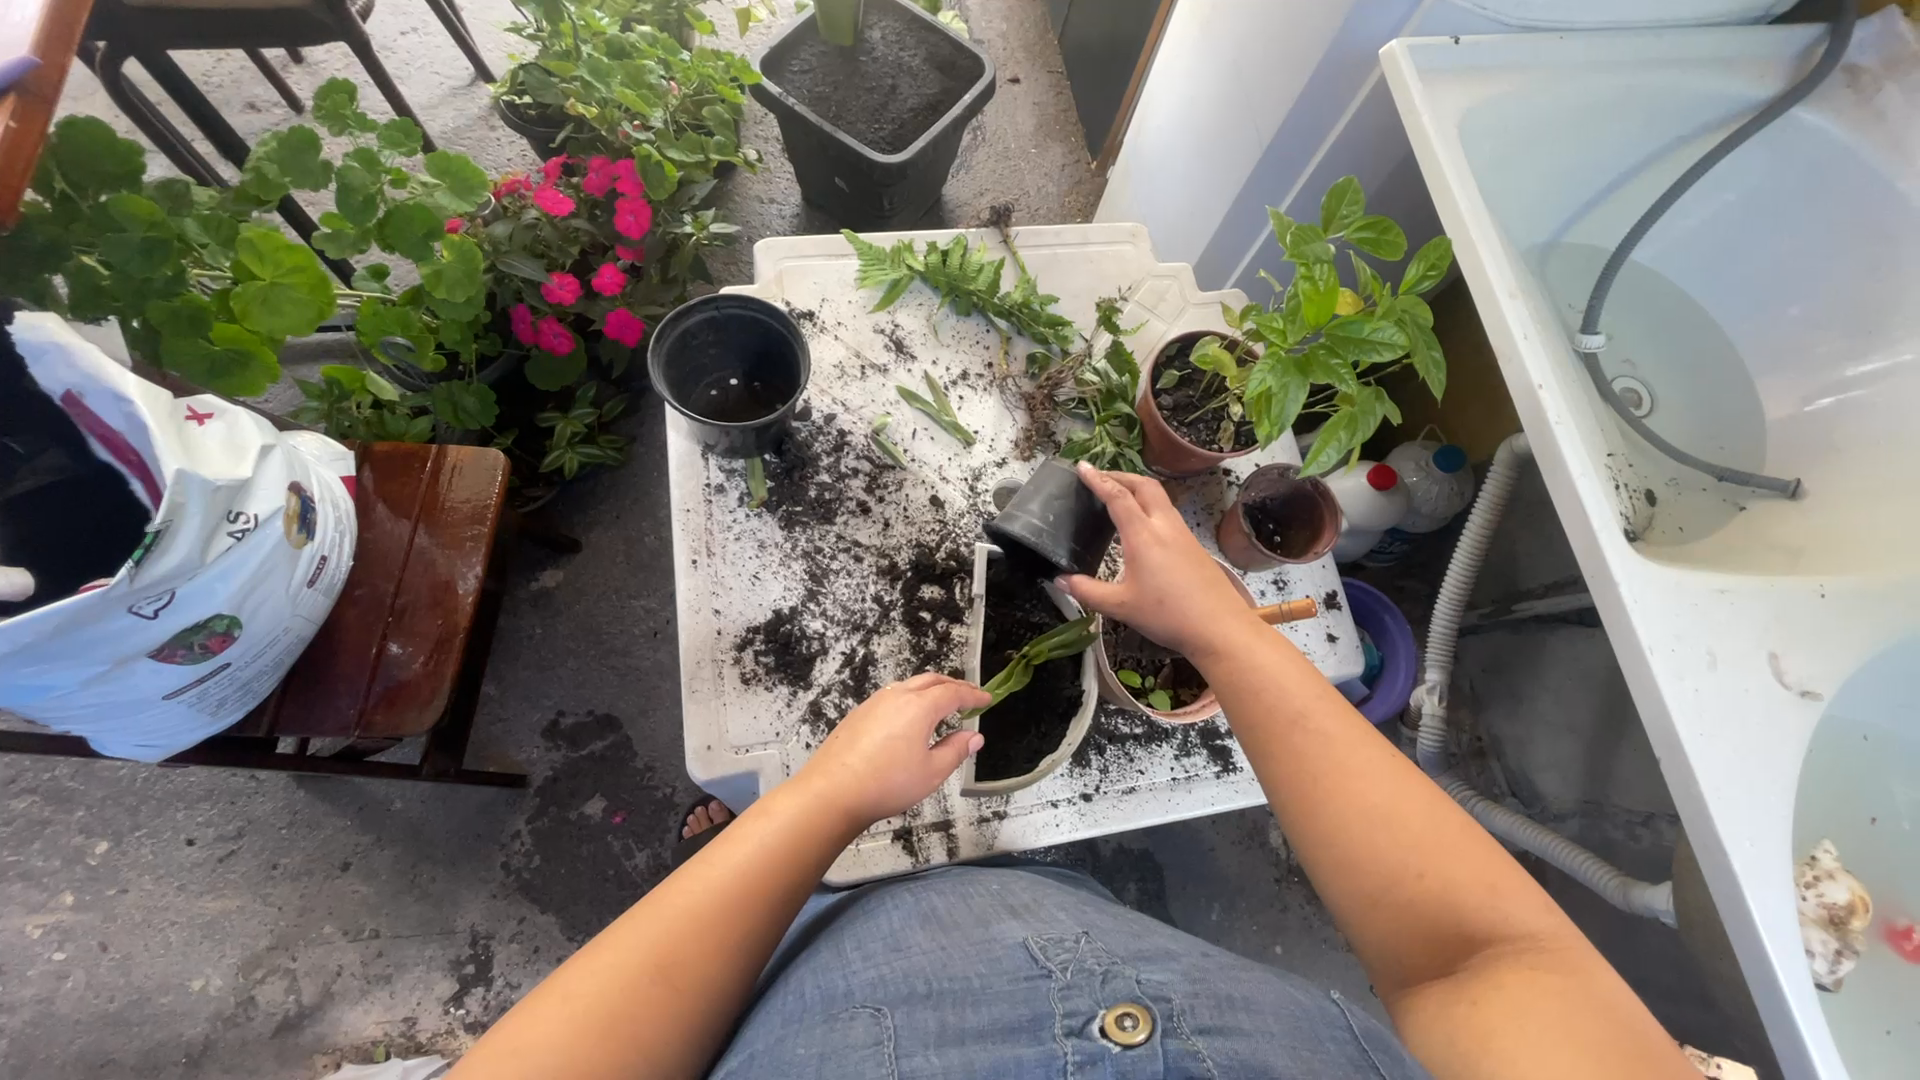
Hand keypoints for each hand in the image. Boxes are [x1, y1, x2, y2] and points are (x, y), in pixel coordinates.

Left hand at [791, 674, 990, 830]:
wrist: (831, 792)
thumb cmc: (886, 784)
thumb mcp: (931, 772)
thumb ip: (956, 751)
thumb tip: (974, 736)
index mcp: (919, 706)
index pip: (954, 693)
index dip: (973, 695)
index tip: (987, 699)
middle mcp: (897, 696)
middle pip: (932, 680)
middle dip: (954, 686)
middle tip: (970, 696)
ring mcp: (874, 702)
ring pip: (909, 685)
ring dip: (931, 689)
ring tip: (943, 704)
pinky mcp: (859, 713)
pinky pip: (892, 695)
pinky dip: (911, 698)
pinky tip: (910, 717)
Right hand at [1056, 462, 1260, 660]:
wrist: (1220, 627)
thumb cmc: (1168, 615)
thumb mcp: (1120, 606)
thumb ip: (1087, 591)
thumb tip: (1060, 580)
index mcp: (1143, 535)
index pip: (1117, 497)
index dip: (1098, 480)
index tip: (1082, 467)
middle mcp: (1165, 526)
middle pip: (1144, 485)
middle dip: (1120, 475)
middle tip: (1100, 477)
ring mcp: (1183, 534)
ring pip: (1160, 497)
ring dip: (1138, 489)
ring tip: (1119, 495)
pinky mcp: (1193, 546)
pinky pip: (1168, 513)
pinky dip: (1150, 506)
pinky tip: (1143, 524)